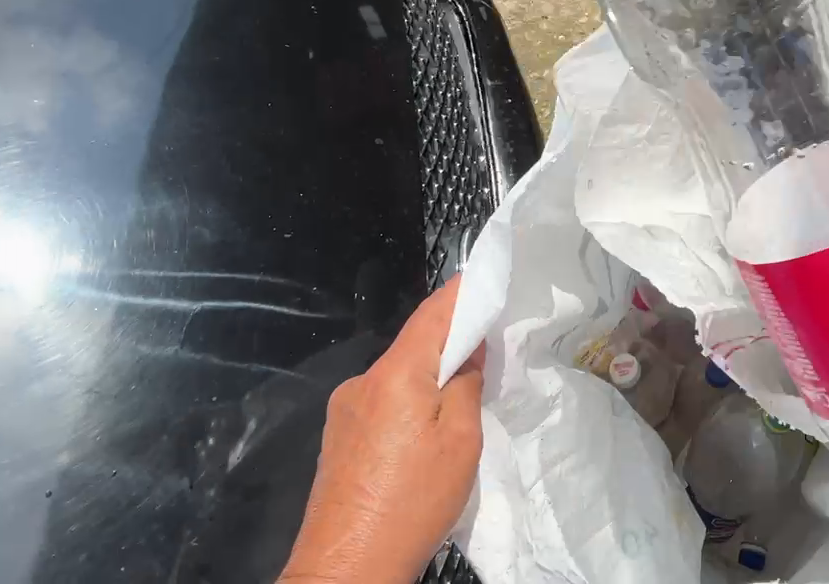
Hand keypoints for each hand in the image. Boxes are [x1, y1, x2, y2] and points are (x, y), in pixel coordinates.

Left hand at [280, 274, 484, 583]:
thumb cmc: (412, 501)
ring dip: (430, 374)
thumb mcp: (460, 440)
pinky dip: (410, 399)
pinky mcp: (338, 439)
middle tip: (491, 347)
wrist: (344, 574)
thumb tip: (468, 353)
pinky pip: (383, 400)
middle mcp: (362, 382)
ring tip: (462, 399)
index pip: (433, 312)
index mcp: (396, 374)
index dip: (462, 290)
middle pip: (415, 342)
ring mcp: (344, 411)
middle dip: (453, 338)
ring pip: (399, 373)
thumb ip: (466, 385)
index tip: (489, 274)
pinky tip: (425, 430)